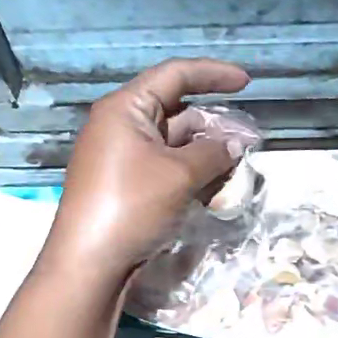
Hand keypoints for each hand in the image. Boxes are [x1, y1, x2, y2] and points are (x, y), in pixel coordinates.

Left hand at [42, 58, 251, 279]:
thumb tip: (234, 144)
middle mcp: (118, 127)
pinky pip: (161, 170)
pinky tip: (212, 191)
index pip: (175, 75)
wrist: (89, 263)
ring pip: (172, 146)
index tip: (246, 82)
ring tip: (235, 171)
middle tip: (249, 143)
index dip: (213, 74)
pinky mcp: (122, 187)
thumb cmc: (131, 206)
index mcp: (124, 109)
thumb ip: (213, 153)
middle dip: (214, 126)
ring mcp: (118, 159)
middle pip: (176, 112)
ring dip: (205, 155)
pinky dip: (188, 175)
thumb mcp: (179, 175)